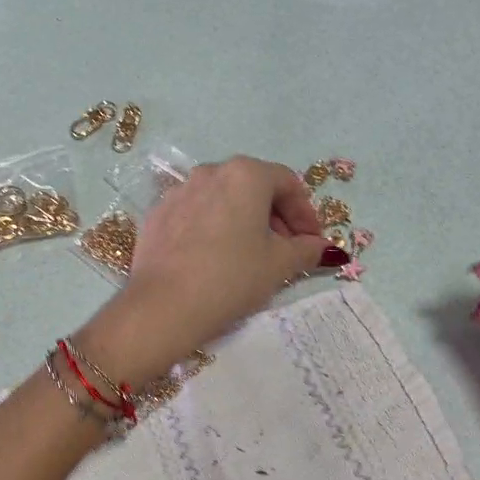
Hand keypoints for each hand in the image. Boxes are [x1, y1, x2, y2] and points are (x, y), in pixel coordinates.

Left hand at [84, 157, 337, 383]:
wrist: (163, 306)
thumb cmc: (231, 278)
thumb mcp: (278, 265)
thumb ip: (306, 250)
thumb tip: (323, 248)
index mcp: (245, 174)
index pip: (288, 184)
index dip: (305, 214)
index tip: (312, 242)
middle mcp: (209, 173)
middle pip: (253, 188)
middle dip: (275, 217)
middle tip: (285, 251)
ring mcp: (178, 192)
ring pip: (222, 201)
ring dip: (243, 222)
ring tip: (250, 257)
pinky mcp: (156, 216)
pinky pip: (195, 216)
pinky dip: (212, 230)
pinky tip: (214, 260)